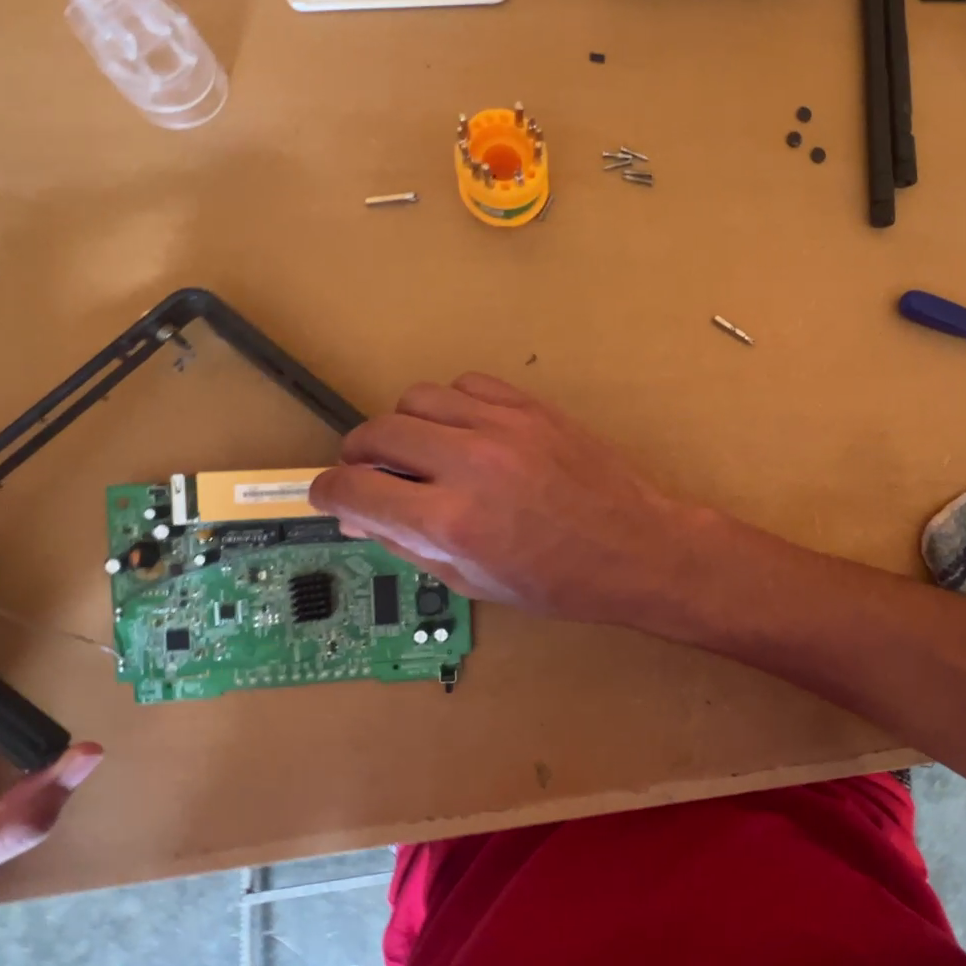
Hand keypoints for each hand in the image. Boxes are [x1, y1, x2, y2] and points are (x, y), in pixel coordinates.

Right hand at [309, 374, 701, 624]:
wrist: (636, 548)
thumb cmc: (560, 581)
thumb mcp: (473, 580)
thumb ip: (409, 543)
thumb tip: (361, 514)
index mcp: (450, 520)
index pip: (352, 488)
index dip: (329, 494)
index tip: (333, 496)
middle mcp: (469, 463)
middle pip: (375, 432)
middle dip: (360, 457)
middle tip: (375, 476)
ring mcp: (503, 427)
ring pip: (416, 398)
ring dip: (405, 426)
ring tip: (424, 453)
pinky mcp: (532, 407)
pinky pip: (467, 383)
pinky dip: (453, 404)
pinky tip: (466, 431)